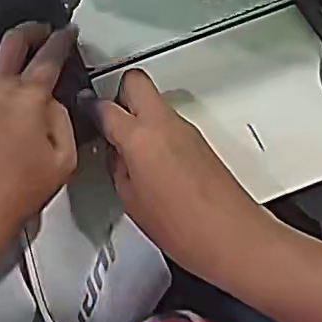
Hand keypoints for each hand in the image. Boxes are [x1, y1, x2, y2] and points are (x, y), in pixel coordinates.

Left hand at [0, 24, 79, 299]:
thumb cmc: (14, 192)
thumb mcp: (64, 158)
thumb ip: (63, 118)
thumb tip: (56, 104)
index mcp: (26, 97)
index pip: (49, 55)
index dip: (62, 40)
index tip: (68, 34)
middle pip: (13, 41)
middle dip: (33, 30)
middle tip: (46, 32)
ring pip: (0, 67)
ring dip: (18, 63)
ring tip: (38, 82)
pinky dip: (7, 89)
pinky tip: (19, 111)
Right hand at [97, 70, 281, 285]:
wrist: (235, 240)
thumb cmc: (188, 228)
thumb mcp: (130, 199)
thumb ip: (117, 166)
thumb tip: (115, 155)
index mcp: (139, 136)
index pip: (104, 106)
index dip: (90, 108)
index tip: (86, 113)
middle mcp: (164, 124)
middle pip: (135, 80)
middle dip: (118, 91)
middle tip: (109, 115)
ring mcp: (186, 130)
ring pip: (155, 101)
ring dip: (140, 114)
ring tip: (131, 146)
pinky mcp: (201, 141)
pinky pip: (170, 122)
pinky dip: (158, 132)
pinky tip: (154, 161)